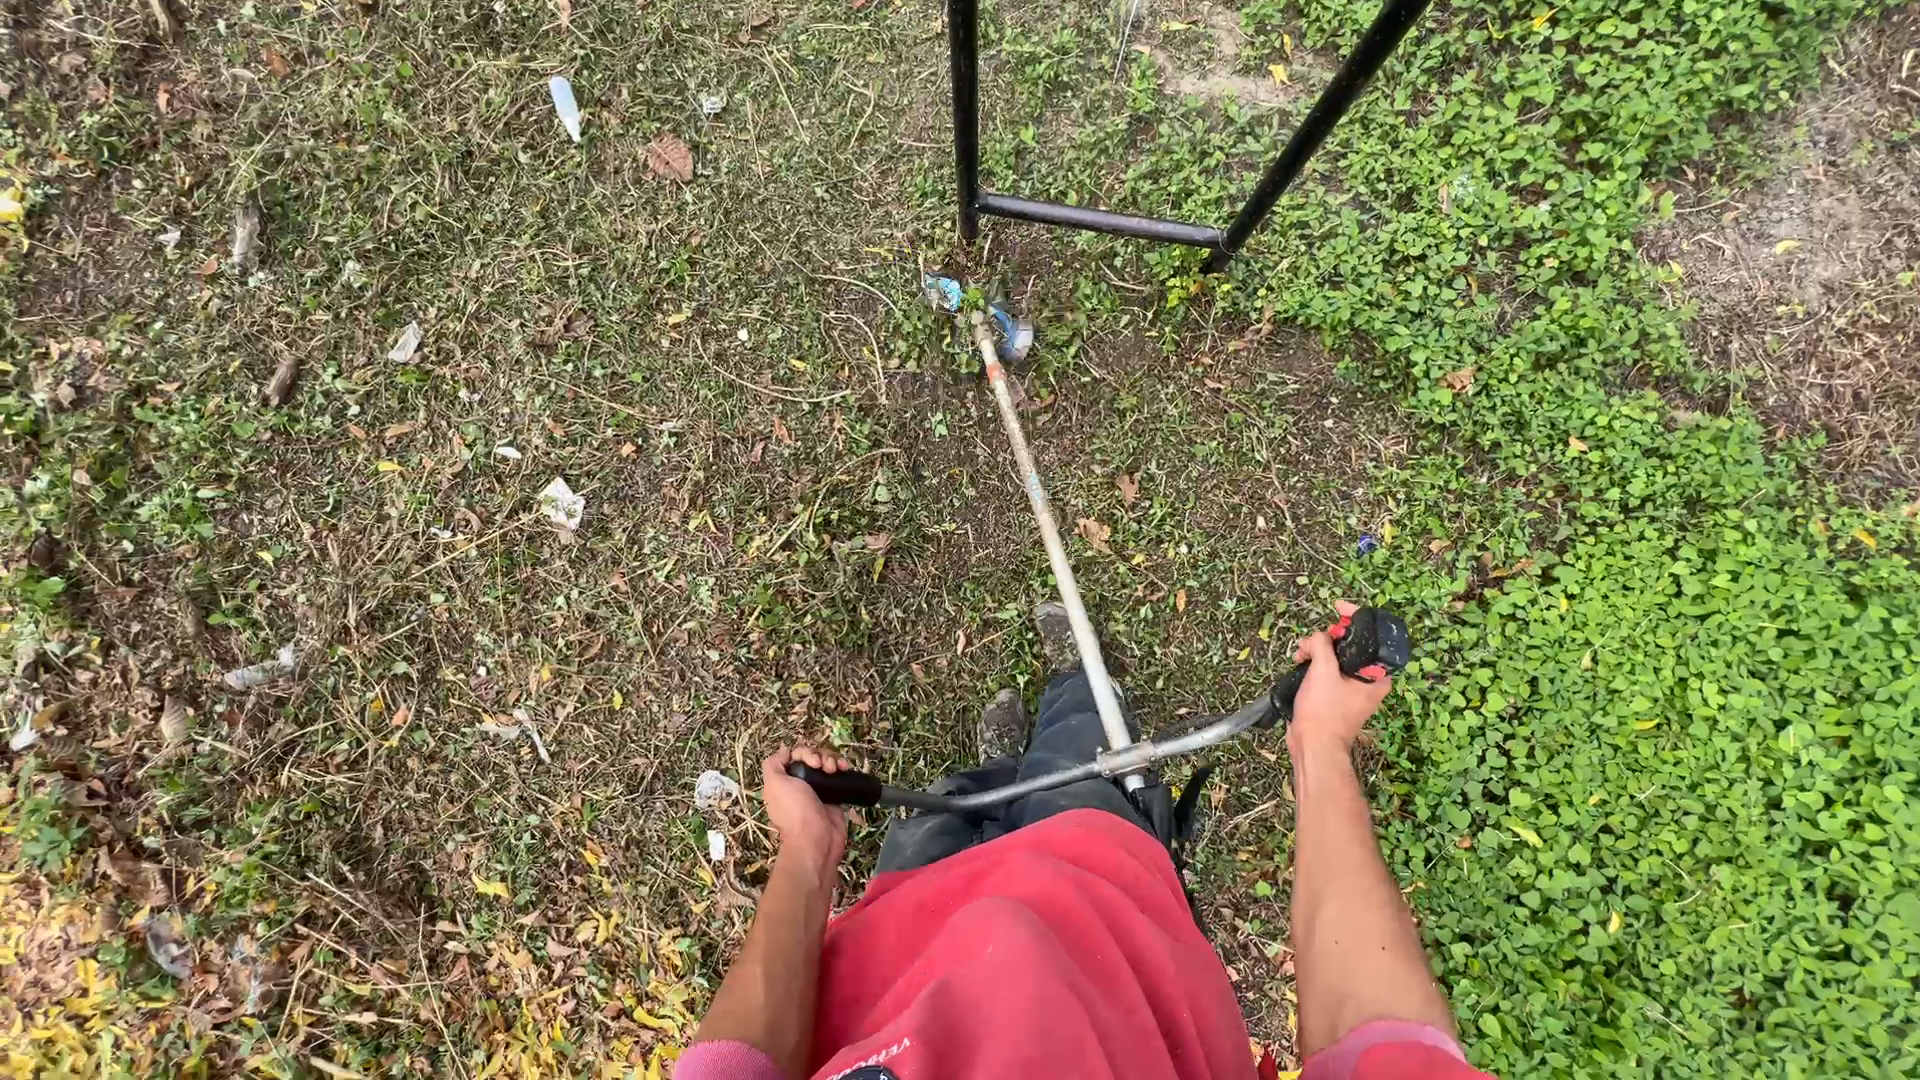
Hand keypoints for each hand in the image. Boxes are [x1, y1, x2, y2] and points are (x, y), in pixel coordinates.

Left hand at [761, 746, 849, 878]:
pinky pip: (838, 776)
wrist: (816, 839)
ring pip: (826, 764)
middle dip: (820, 756)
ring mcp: (819, 790)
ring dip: (832, 760)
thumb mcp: (774, 784)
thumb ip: (773, 764)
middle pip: (812, 757)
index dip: (804, 753)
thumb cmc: (794, 811)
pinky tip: (845, 769)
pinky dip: (842, 768)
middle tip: (824, 767)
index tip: (811, 762)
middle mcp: (801, 784)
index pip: (795, 755)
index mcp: (784, 781)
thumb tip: (784, 751)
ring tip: (836, 769)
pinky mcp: (834, 796)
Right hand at [1287, 600, 1392, 759]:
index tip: (1337, 606)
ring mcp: (1354, 689)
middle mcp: (1370, 680)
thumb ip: (1323, 645)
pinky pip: (1329, 671)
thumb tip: (1318, 637)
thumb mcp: (1323, 671)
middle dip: (1326, 638)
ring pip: (1336, 657)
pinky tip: (1300, 665)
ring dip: (1316, 651)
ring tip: (1300, 657)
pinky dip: (1315, 664)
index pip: (1372, 636)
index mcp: (1377, 675)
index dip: (1354, 616)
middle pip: (1350, 645)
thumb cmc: (1324, 710)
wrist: (1313, 744)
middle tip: (1309, 643)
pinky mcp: (1338, 695)